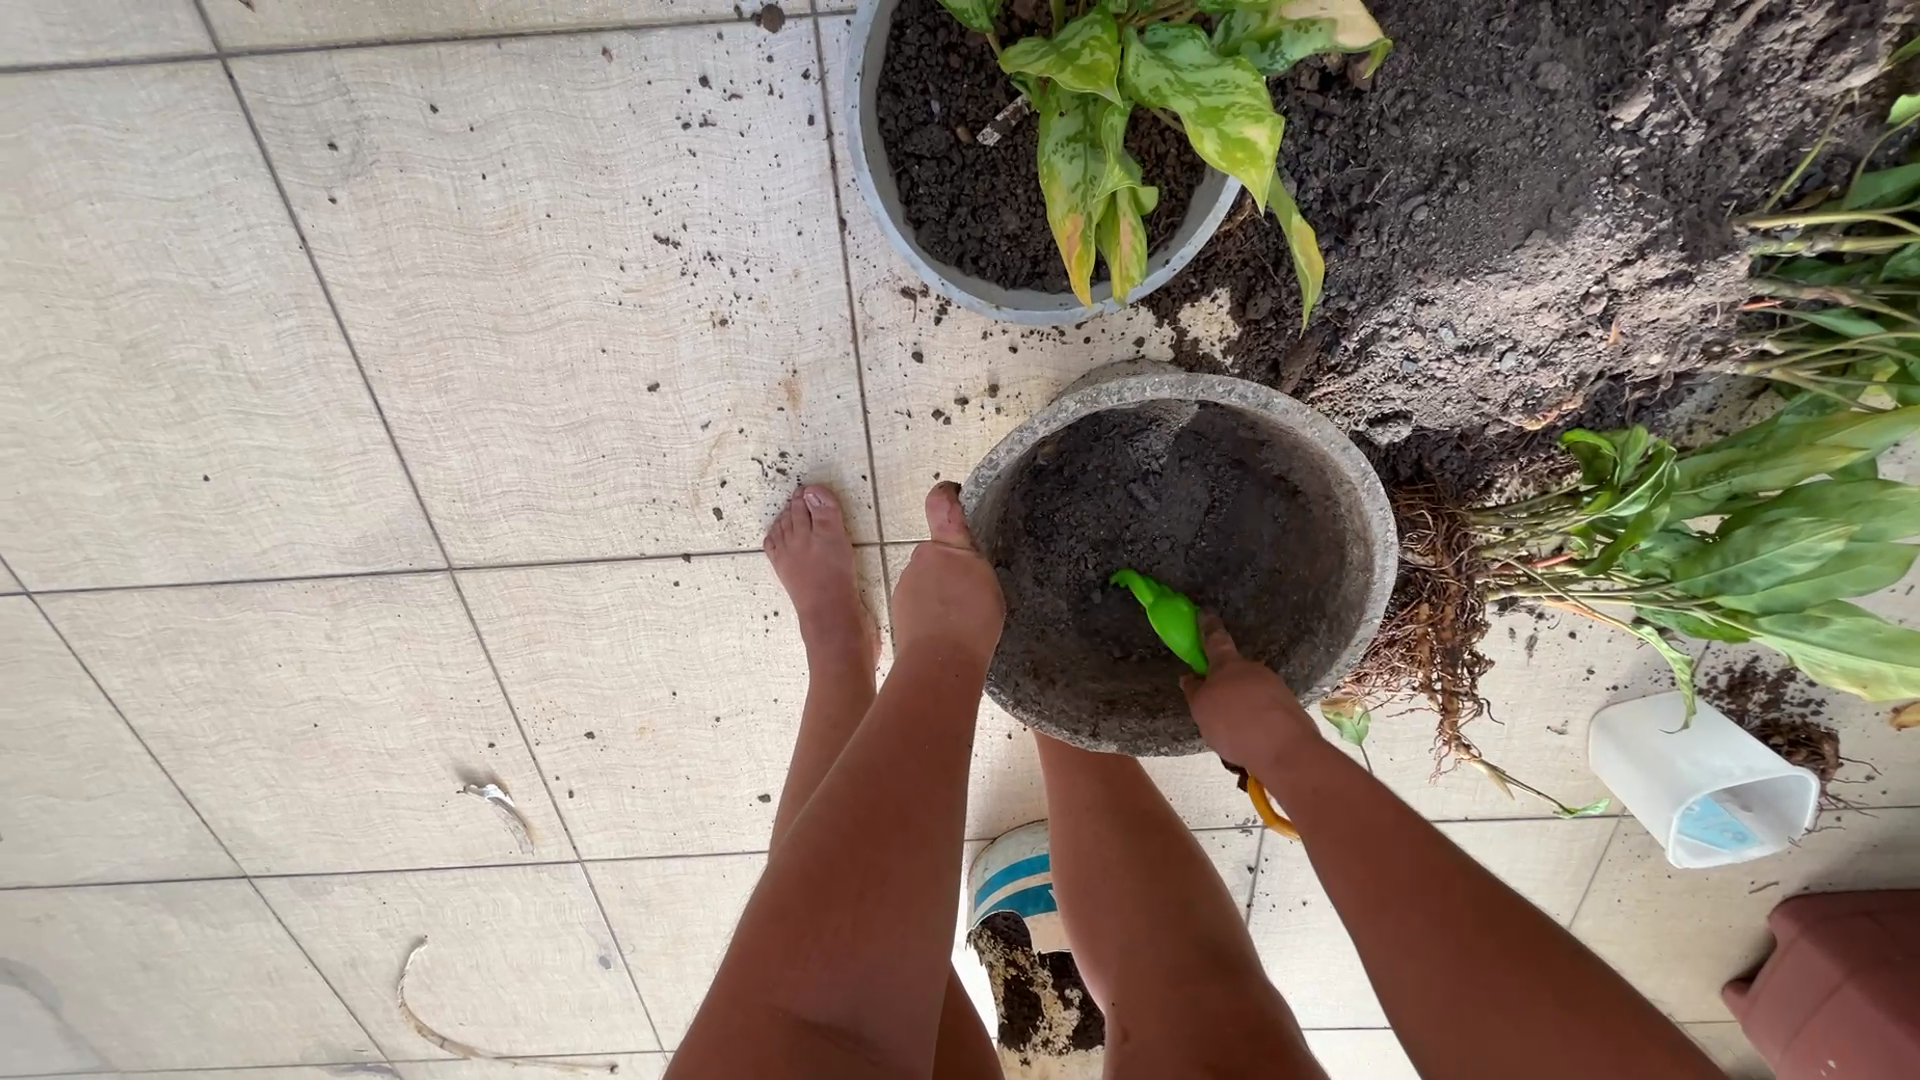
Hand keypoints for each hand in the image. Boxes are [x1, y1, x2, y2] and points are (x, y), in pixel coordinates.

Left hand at [892, 483, 1005, 667]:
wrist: (941, 660)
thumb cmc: (971, 623)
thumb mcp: (985, 582)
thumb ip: (971, 561)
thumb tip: (962, 560)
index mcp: (950, 547)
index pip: (943, 506)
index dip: (946, 496)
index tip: (949, 491)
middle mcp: (924, 558)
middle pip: (937, 554)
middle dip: (949, 568)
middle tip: (969, 594)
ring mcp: (908, 582)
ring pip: (927, 580)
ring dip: (939, 593)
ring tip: (959, 618)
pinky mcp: (899, 606)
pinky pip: (918, 602)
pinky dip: (929, 612)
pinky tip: (944, 630)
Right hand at [1180, 613, 1317, 766]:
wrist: (1286, 749)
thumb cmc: (1234, 722)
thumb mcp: (1201, 709)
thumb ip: (1194, 691)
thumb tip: (1190, 678)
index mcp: (1229, 664)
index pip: (1215, 639)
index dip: (1208, 626)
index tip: (1205, 613)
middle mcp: (1254, 670)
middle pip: (1235, 671)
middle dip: (1225, 684)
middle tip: (1215, 705)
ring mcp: (1276, 688)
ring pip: (1251, 694)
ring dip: (1241, 707)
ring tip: (1231, 733)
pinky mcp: (1290, 709)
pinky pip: (1265, 712)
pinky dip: (1255, 722)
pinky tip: (1249, 741)